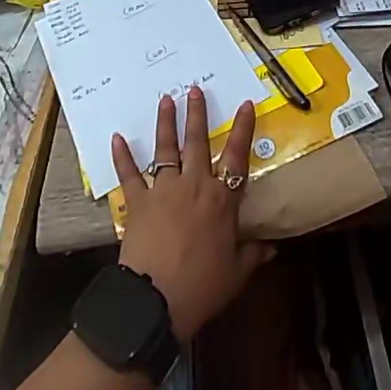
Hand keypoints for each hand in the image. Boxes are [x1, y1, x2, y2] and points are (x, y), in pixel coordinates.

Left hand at [112, 88, 272, 339]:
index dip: (243, 129)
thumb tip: (273, 247)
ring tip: (166, 100)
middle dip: (197, 114)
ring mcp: (163, 190)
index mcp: (222, 200)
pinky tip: (117, 138)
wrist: (156, 299)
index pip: (237, 156)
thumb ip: (254, 254)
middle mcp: (194, 186)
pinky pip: (129, 174)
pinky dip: (122, 156)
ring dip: (166, 123)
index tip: (245, 104)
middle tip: (195, 90)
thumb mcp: (237, 272)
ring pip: (166, 149)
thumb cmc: (203, 286)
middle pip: (198, 142)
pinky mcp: (138, 201)